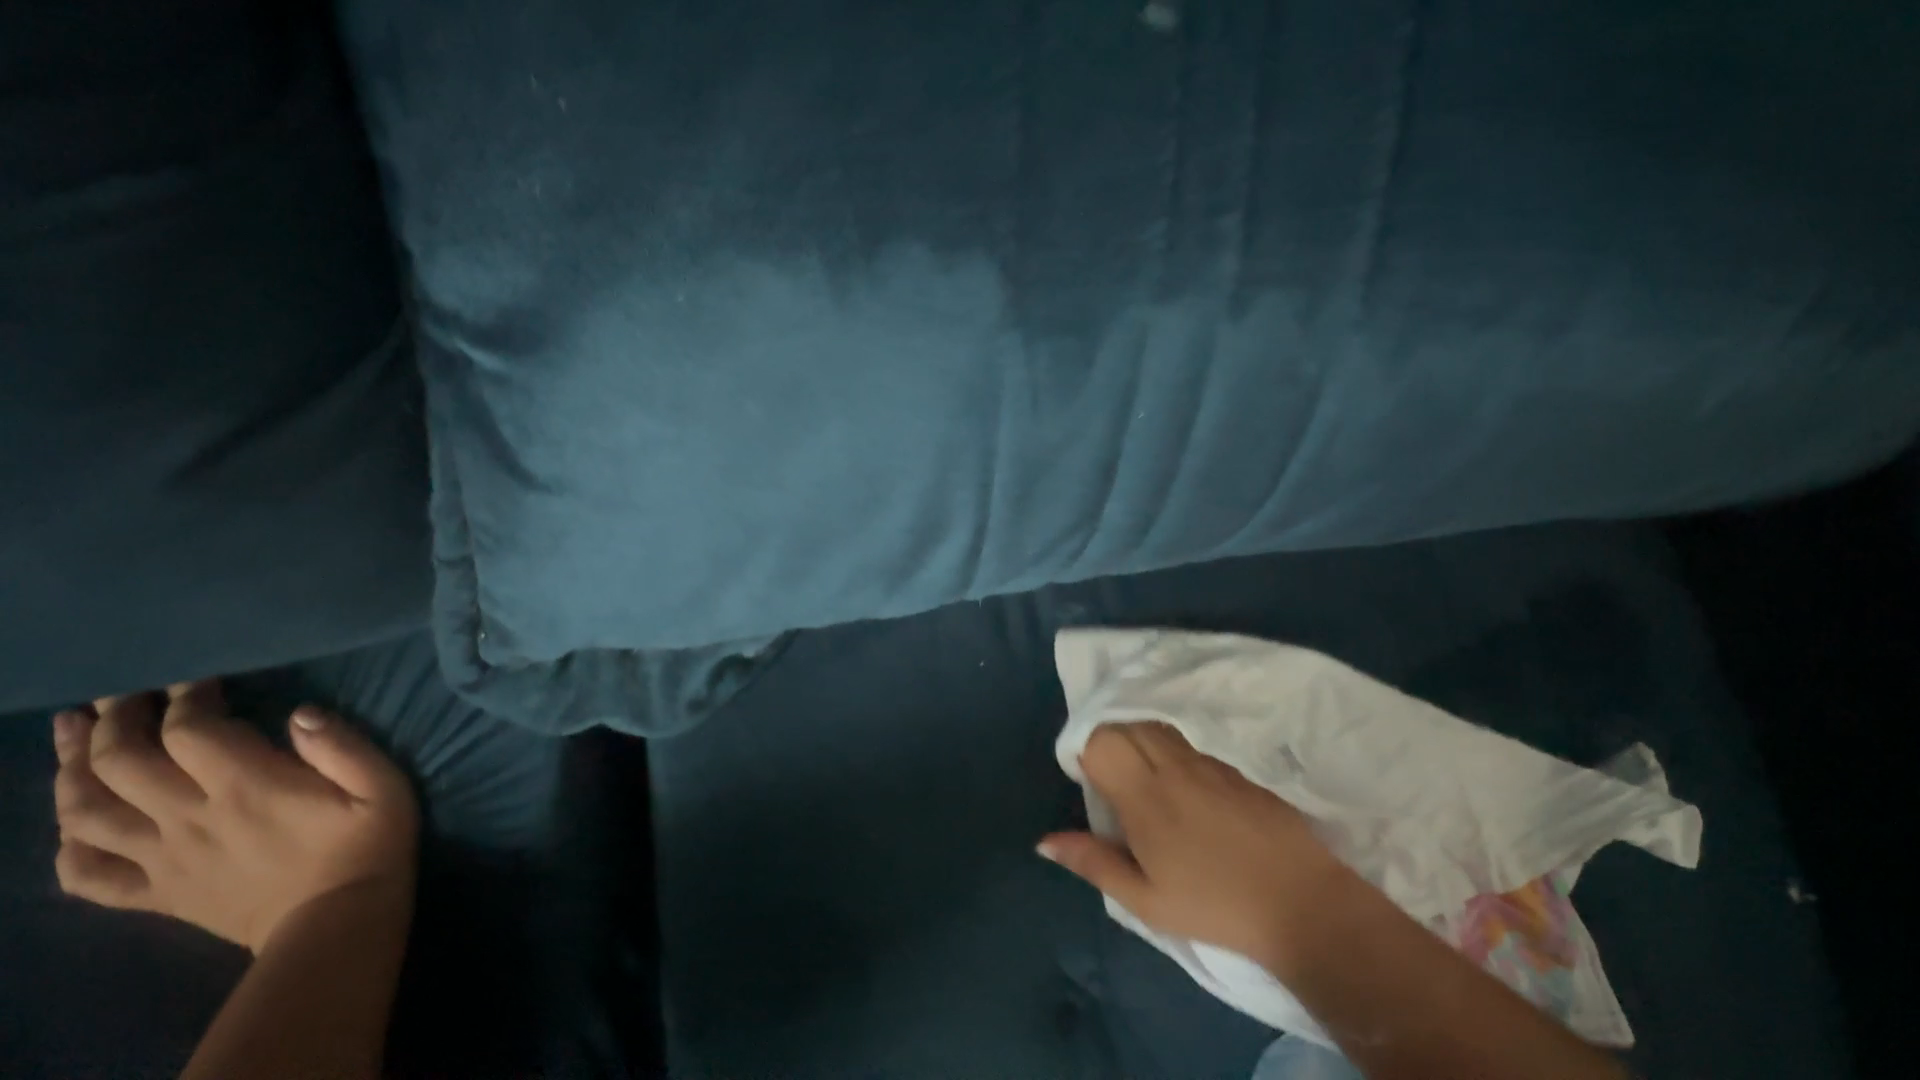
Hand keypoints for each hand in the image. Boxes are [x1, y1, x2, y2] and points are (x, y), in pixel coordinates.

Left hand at [51, 681, 418, 952]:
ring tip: (73, 735)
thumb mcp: (383, 787)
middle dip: (115, 719)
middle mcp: (188, 818)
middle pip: (120, 761)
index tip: (200, 678)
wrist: (340, 926)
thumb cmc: (368, 847)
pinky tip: (76, 823)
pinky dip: (68, 846)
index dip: (185, 695)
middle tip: (126, 694)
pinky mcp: (155, 894)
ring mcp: (163, 860)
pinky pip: (85, 875)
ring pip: (85, 812)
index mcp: (245, 787)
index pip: (190, 728)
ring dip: (69, 768)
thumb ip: (343, 746)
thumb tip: (302, 713)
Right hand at [1039, 722, 1355, 970]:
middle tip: (1111, 782)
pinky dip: (1175, 756)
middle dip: (1110, 740)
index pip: (1101, 740)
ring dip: (1142, 743)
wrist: (1302, 905)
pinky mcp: (1239, 772)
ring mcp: (1211, 765)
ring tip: (1145, 785)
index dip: (1086, 752)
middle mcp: (1175, 768)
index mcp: (1145, 797)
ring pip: (1161, 730)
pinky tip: (1186, 797)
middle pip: (1129, 725)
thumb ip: (1093, 862)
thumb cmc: (1213, 906)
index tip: (1089, 783)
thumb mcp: (1144, 899)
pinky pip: (1193, 747)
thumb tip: (1044, 842)